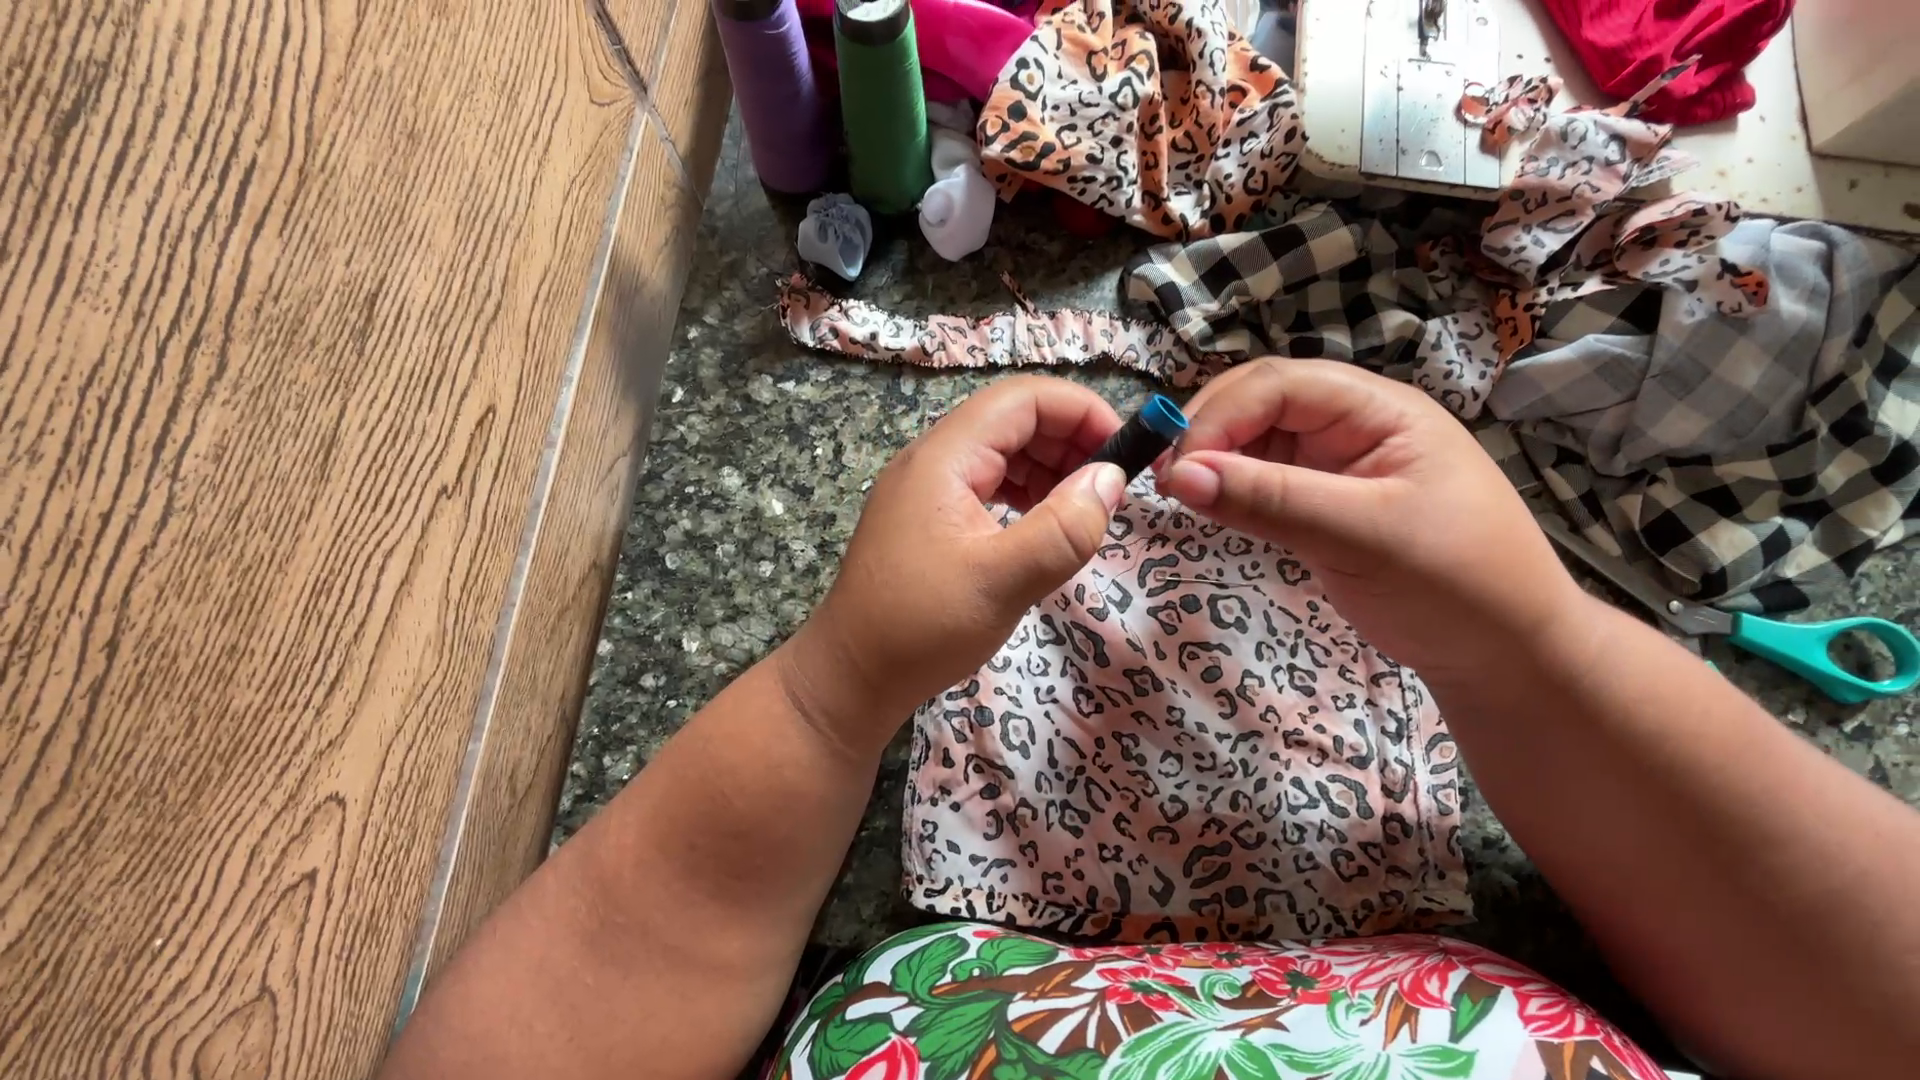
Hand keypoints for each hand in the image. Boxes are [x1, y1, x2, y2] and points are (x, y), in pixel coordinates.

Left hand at [780, 376, 1128, 755]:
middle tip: (1113, 485)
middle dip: (1070, 440)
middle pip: (1013, 419)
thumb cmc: (920, 627)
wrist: (850, 676)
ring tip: (1088, 506)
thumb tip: (1111, 479)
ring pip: (1001, 452)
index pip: (1022, 398)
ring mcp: (927, 489)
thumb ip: (1063, 529)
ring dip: (1050, 468)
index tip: (1126, 450)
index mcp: (944, 457)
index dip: (1081, 411)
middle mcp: (933, 460)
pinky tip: (1046, 523)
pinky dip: (1026, 494)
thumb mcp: (1002, 582)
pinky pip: (987, 485)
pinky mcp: (928, 519)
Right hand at [1156, 359, 1584, 684]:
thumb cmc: (1456, 584)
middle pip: (1259, 400)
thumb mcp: (1362, 537)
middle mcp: (1352, 424)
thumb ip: (1269, 501)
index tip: (1176, 469)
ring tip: (1180, 493)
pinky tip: (1210, 504)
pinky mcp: (1321, 500)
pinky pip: (1262, 477)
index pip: (1279, 384)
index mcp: (1378, 409)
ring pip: (1254, 438)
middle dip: (1208, 430)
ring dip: (1213, 457)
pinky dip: (1230, 487)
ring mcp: (1335, 463)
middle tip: (1166, 479)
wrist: (1504, 654)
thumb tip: (1176, 476)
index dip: (1219, 415)